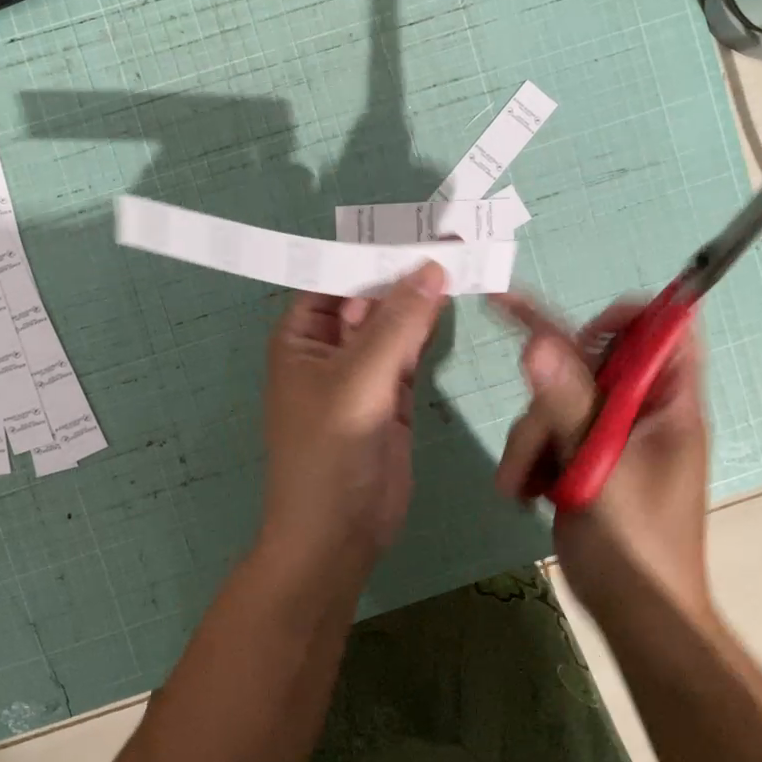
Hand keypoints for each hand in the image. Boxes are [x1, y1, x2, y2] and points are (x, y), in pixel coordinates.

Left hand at [259, 262, 448, 573]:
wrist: (337, 536)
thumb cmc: (328, 453)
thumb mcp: (357, 382)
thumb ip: (396, 326)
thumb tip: (430, 267)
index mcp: (300, 336)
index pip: (336, 279)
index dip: (372, 252)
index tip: (416, 225)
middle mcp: (329, 346)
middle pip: (369, 297)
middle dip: (402, 270)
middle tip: (450, 233)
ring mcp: (363, 371)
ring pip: (394, 322)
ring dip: (421, 296)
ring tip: (461, 254)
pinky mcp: (393, 396)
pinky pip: (411, 351)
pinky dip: (429, 328)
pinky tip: (452, 299)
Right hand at [490, 293, 713, 618]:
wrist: (635, 616)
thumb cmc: (636, 545)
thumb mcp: (600, 468)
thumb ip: (568, 403)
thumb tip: (538, 340)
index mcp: (670, 405)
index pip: (666, 329)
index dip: (627, 318)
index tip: (581, 336)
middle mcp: (640, 410)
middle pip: (589, 361)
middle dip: (549, 395)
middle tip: (536, 436)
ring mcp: (608, 433)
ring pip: (555, 398)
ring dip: (530, 438)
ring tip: (521, 484)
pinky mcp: (582, 456)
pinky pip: (545, 430)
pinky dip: (530, 456)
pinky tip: (526, 489)